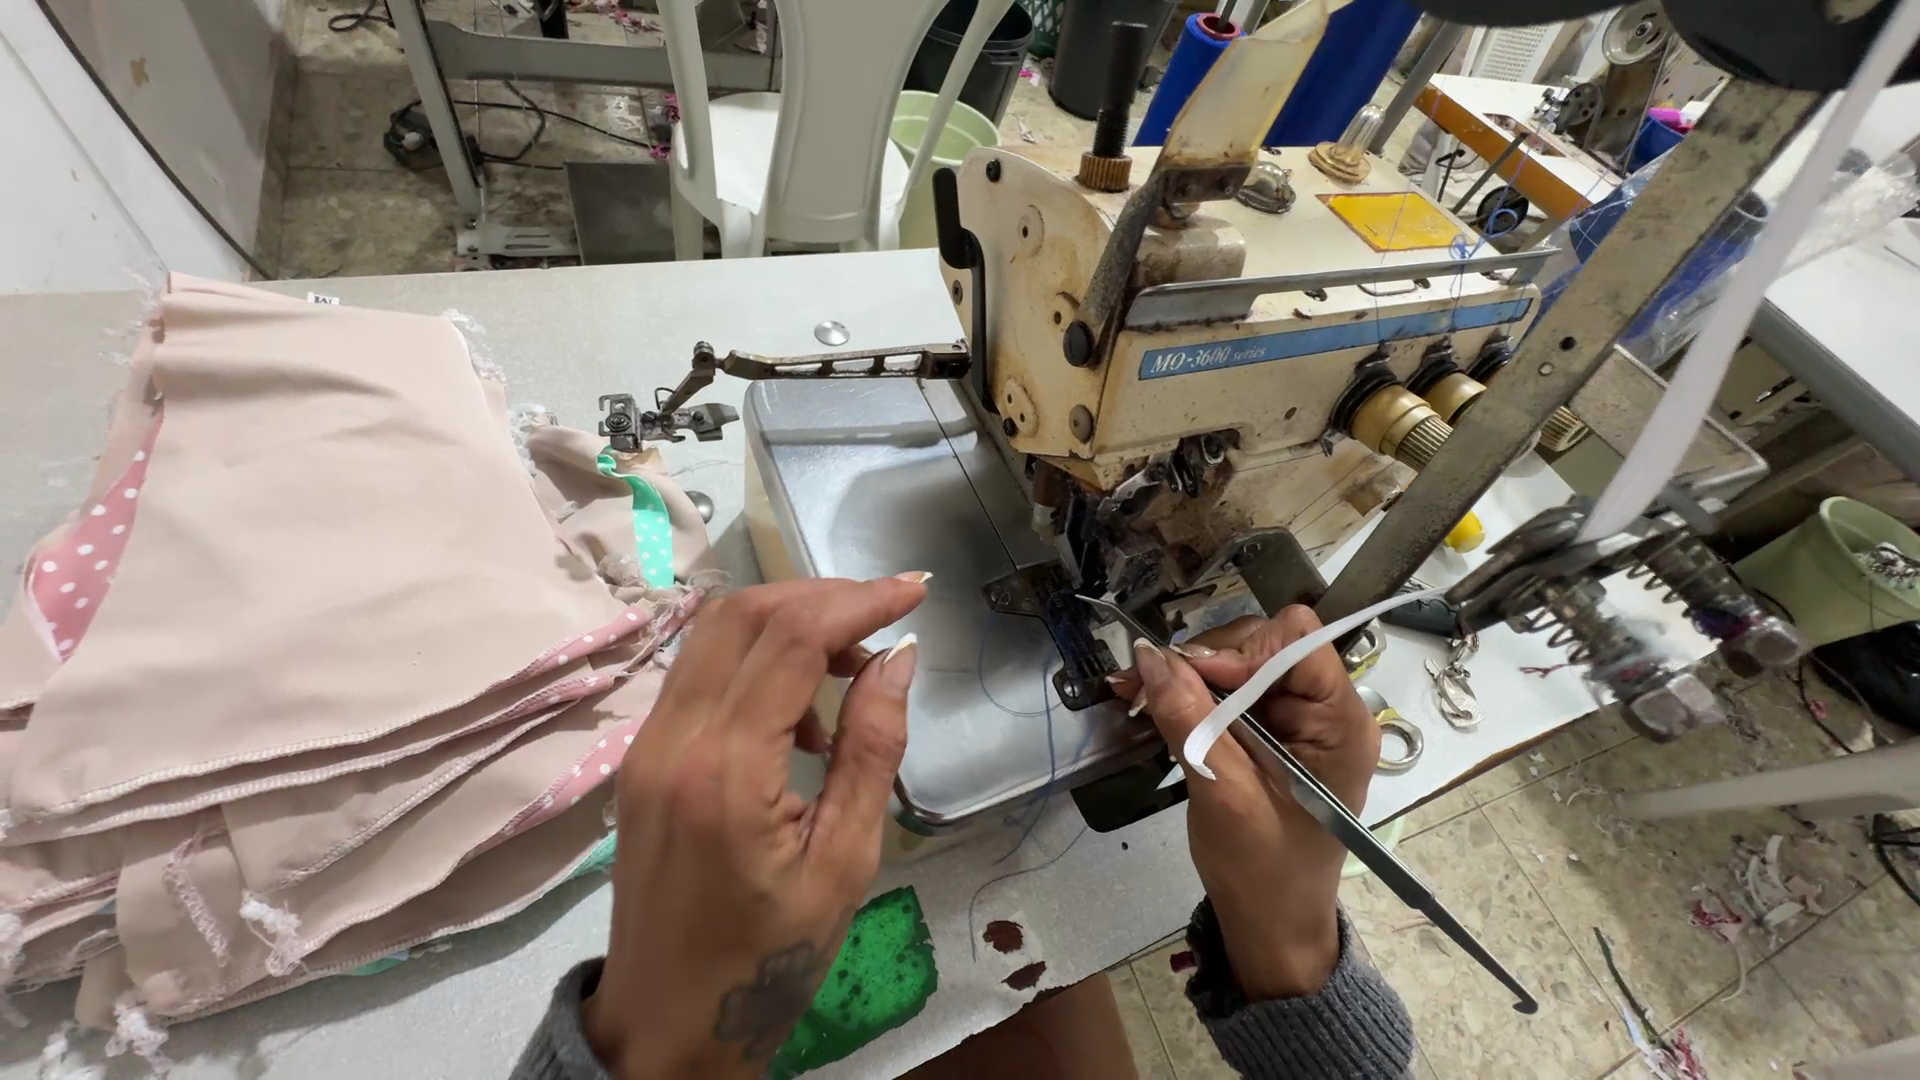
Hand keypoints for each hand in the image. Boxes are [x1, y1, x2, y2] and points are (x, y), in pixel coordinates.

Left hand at [582, 576, 926, 1077]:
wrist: (663, 1029)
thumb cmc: (768, 959)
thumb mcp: (845, 861)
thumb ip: (872, 748)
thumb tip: (899, 659)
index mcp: (725, 772)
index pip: (791, 640)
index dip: (857, 601)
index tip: (913, 591)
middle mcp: (672, 739)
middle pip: (743, 614)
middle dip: (822, 596)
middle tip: (884, 615)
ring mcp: (646, 743)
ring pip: (716, 631)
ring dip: (789, 620)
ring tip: (850, 664)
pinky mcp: (644, 753)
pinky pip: (703, 669)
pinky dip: (759, 656)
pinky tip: (801, 710)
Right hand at [1114, 607, 1377, 999]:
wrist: (1270, 921)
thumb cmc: (1264, 871)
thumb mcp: (1225, 795)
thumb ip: (1190, 721)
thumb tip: (1149, 658)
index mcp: (1338, 721)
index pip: (1297, 640)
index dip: (1242, 650)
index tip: (1193, 680)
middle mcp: (1320, 707)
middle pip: (1260, 642)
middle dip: (1202, 661)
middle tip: (1150, 684)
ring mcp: (1291, 716)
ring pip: (1233, 661)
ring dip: (1184, 674)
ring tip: (1138, 691)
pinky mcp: (1262, 728)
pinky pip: (1221, 688)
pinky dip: (1183, 690)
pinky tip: (1148, 698)